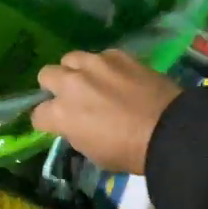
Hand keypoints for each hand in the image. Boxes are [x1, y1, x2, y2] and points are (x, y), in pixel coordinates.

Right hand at [33, 50, 181, 174]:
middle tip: (71, 98)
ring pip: (70, 58)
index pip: (38, 114)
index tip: (56, 125)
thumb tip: (74, 124)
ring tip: (92, 81)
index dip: (47, 121)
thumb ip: (75, 133)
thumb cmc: (130, 153)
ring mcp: (94, 64)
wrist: (170, 132)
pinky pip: (100, 56)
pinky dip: (104, 67)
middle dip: (54, 86)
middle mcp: (71, 83)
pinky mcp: (116, 54)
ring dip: (76, 71)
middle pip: (46, 75)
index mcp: (61, 113)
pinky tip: (118, 77)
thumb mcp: (94, 154)